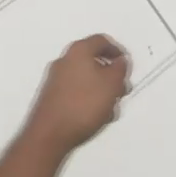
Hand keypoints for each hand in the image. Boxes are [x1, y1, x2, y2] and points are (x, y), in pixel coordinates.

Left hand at [22, 34, 131, 155]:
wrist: (48, 136)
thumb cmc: (84, 104)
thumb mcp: (111, 84)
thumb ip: (120, 69)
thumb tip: (119, 61)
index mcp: (79, 50)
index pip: (102, 41)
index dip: (118, 51)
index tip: (127, 67)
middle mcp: (64, 60)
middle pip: (93, 61)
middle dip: (110, 76)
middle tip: (121, 90)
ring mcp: (55, 79)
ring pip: (85, 78)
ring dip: (100, 90)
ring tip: (111, 109)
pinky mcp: (50, 98)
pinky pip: (75, 92)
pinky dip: (87, 99)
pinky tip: (95, 117)